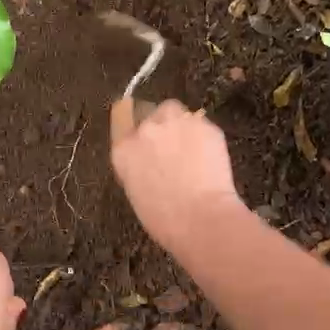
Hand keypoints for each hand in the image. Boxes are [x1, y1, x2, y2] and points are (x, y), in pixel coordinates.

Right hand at [110, 98, 243, 250]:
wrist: (201, 217)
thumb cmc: (165, 218)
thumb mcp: (137, 191)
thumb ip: (137, 165)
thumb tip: (150, 158)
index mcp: (124, 150)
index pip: (122, 119)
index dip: (134, 124)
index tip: (143, 132)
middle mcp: (146, 130)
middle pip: (150, 113)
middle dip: (160, 126)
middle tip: (172, 147)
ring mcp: (176, 122)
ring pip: (175, 110)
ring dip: (179, 122)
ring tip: (189, 145)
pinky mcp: (203, 124)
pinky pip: (200, 123)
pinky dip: (202, 135)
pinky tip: (208, 155)